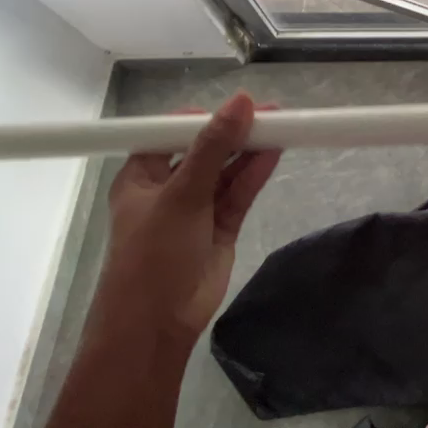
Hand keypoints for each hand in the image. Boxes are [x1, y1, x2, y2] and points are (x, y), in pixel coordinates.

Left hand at [88, 92, 280, 345]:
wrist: (156, 327)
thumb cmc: (153, 255)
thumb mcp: (181, 195)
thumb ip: (214, 146)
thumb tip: (242, 100)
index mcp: (143, 176)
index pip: (173, 133)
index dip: (204, 117)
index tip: (236, 104)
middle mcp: (169, 187)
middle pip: (207, 148)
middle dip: (235, 130)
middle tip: (271, 112)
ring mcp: (197, 207)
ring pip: (228, 168)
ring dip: (251, 149)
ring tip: (283, 125)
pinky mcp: (222, 225)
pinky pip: (241, 190)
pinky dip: (257, 171)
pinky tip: (276, 150)